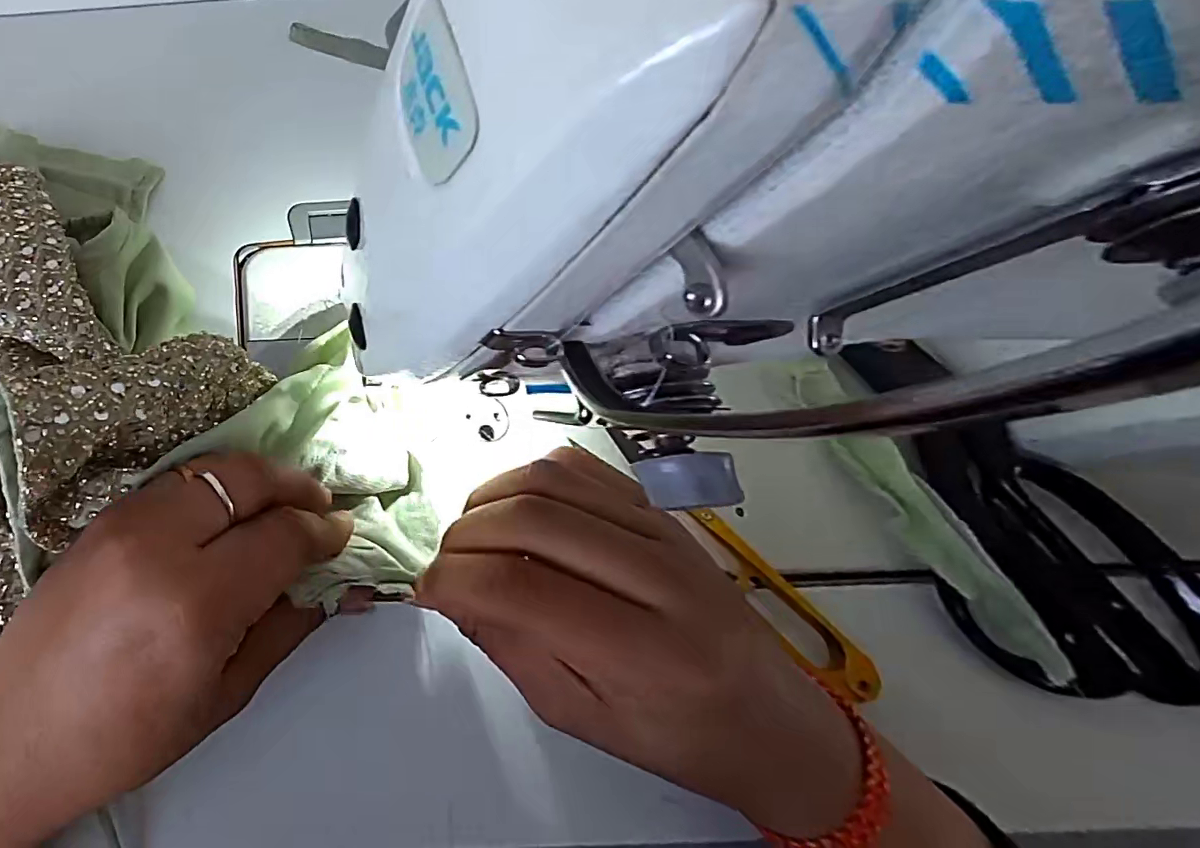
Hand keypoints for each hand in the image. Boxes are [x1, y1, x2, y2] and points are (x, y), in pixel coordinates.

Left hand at [0, 453, 353, 847]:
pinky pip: (176, 482)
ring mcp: (125, 521)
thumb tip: (332, 586)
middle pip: (245, 480)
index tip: (341, 533)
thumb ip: (284, 629)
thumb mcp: (221, 697)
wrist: (16, 728)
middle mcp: (159, 546)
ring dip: (255, 476)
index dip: (320, 531)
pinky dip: (214, 484)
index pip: (279, 536)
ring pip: (210, 469)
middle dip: (294, 483)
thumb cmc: (124, 735)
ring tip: (282, 497)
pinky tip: (230, 507)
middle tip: (320, 502)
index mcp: (194, 605)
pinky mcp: (105, 514)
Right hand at [416, 446, 865, 836]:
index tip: (426, 590)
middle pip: (528, 520)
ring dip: (487, 499)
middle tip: (447, 564)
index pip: (518, 588)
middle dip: (462, 537)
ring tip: (475, 533)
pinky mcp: (655, 507)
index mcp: (644, 654)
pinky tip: (514, 509)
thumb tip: (447, 590)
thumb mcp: (577, 715)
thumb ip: (506, 646)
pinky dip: (524, 476)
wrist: (772, 717)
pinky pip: (575, 465)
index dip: (452, 581)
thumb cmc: (676, 734)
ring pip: (547, 478)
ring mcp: (661, 530)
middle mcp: (658, 579)